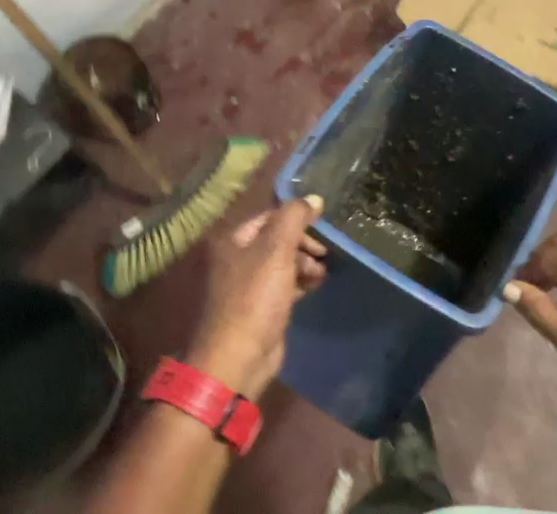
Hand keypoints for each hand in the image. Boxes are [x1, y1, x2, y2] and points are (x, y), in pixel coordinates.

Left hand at [186, 196, 327, 399]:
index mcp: (233, 241)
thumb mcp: (276, 249)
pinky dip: (300, 283)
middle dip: (303, 244)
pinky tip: (314, 287)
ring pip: (282, 264)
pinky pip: (283, 286)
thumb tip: (314, 198)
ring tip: (322, 274)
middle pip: (276, 239)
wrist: (238, 358)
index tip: (322, 226)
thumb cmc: (255, 297)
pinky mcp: (259, 309)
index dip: (296, 218)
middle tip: (324, 254)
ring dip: (304, 264)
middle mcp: (236, 260)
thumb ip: (294, 218)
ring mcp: (246, 286)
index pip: (269, 216)